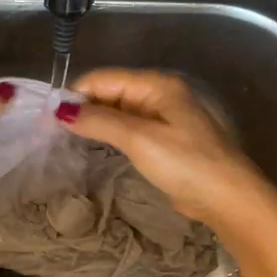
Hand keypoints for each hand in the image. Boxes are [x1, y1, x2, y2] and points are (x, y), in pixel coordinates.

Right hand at [62, 68, 273, 224]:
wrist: (228, 198)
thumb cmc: (186, 164)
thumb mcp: (139, 140)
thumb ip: (99, 121)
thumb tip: (61, 110)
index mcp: (157, 85)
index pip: (103, 78)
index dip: (75, 94)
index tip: (48, 117)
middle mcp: (160, 94)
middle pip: (110, 91)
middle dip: (83, 107)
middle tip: (53, 131)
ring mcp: (164, 117)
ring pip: (118, 110)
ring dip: (94, 121)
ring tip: (67, 139)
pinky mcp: (164, 139)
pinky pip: (129, 127)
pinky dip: (110, 133)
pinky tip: (95, 147)